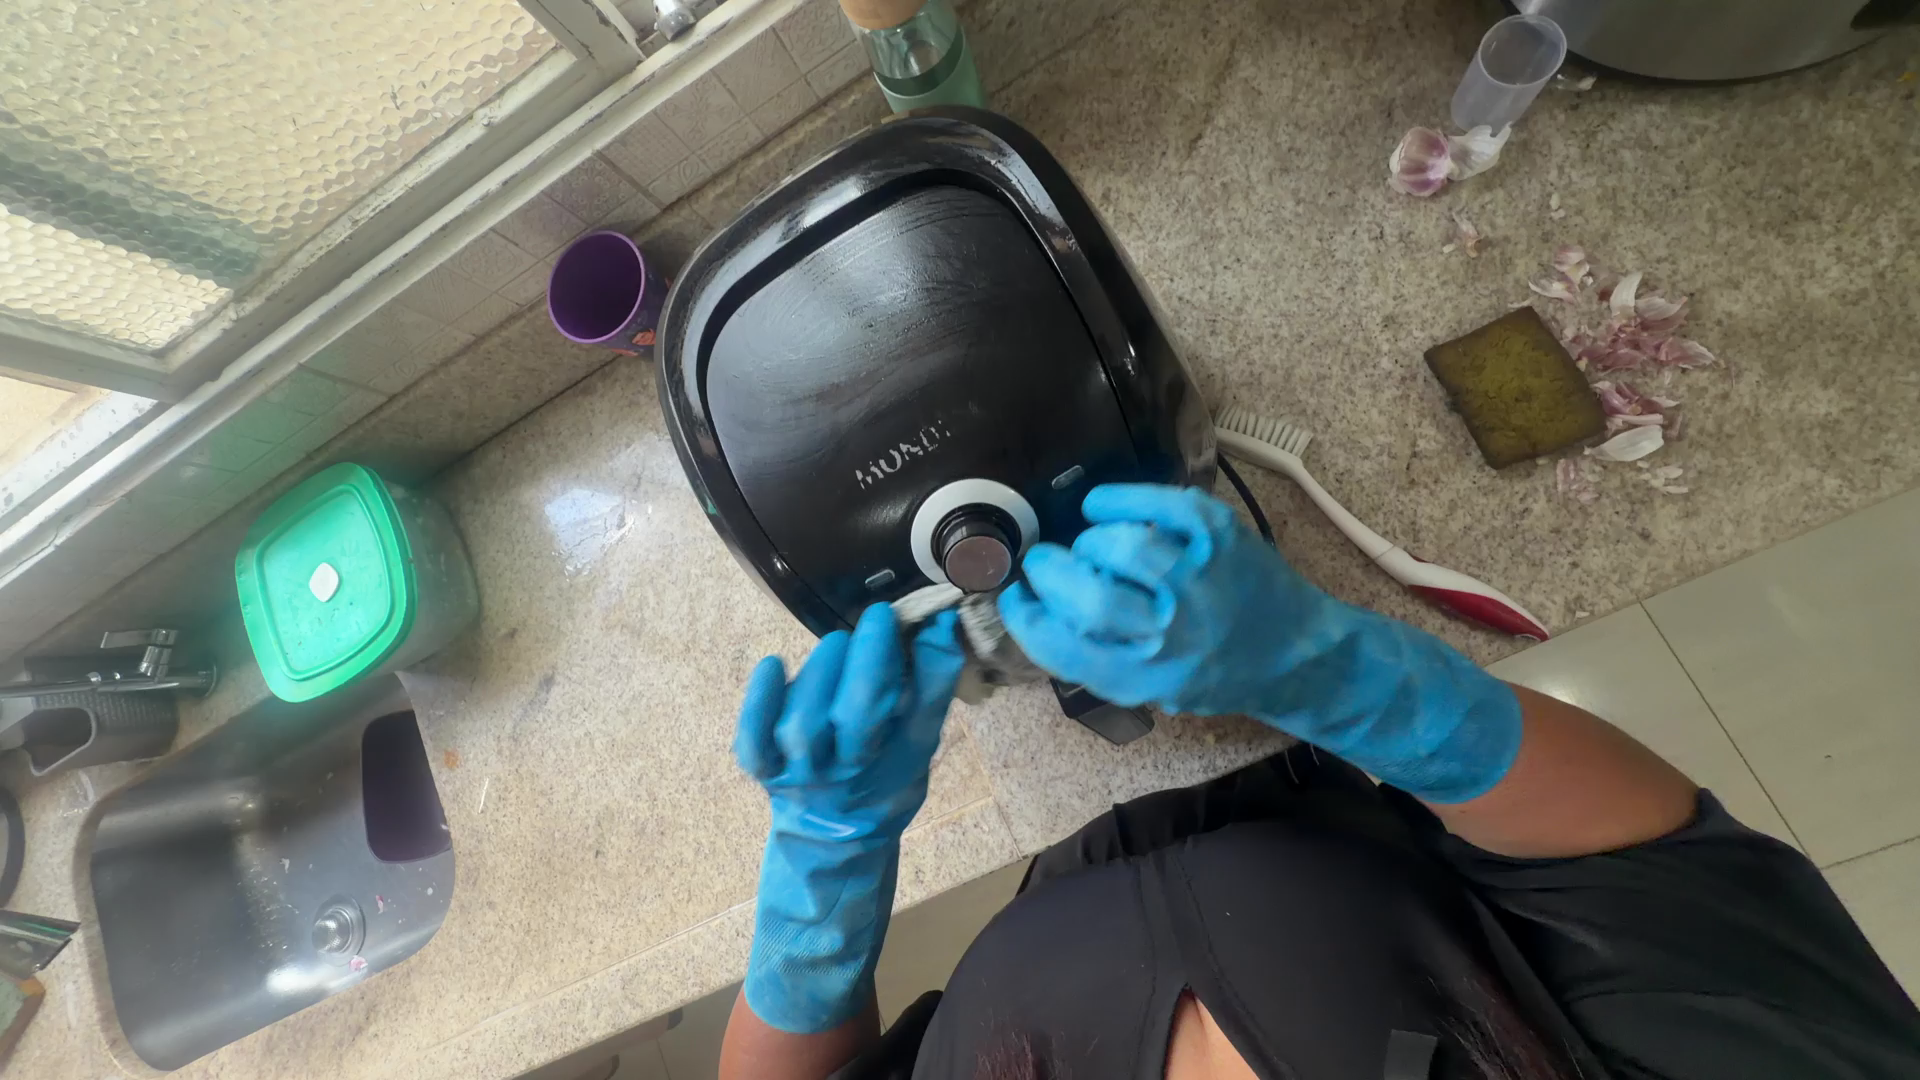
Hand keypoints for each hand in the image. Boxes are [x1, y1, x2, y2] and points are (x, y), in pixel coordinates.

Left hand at [736, 603, 966, 1033]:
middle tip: (871, 626)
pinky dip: (758, 703)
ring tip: (837, 646)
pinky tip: (772, 664)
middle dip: (857, 660)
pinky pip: (751, 742)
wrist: (837, 840)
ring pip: (800, 722)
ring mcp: (796, 773)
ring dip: (820, 672)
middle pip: (842, 715)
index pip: (881, 707)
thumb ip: (933, 684)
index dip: (880, 655)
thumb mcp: (922, 740)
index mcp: (884, 762)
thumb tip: (939, 623)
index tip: (887, 612)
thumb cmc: (886, 780)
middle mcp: (837, 771)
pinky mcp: (763, 769)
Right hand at [997, 484, 1521, 802]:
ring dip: (1090, 541)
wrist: (1296, 652)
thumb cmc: (1212, 671)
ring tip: (1092, 545)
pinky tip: (1103, 507)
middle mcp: (1172, 634)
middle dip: (1050, 571)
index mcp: (1145, 677)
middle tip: (1045, 562)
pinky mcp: (1219, 536)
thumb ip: (1094, 656)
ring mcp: (1200, 579)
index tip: (1016, 595)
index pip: (1062, 646)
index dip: (1025, 617)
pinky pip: (1155, 503)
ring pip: (1118, 545)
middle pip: (1086, 594)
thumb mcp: (1148, 689)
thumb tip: (1039, 606)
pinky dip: (1118, 499)